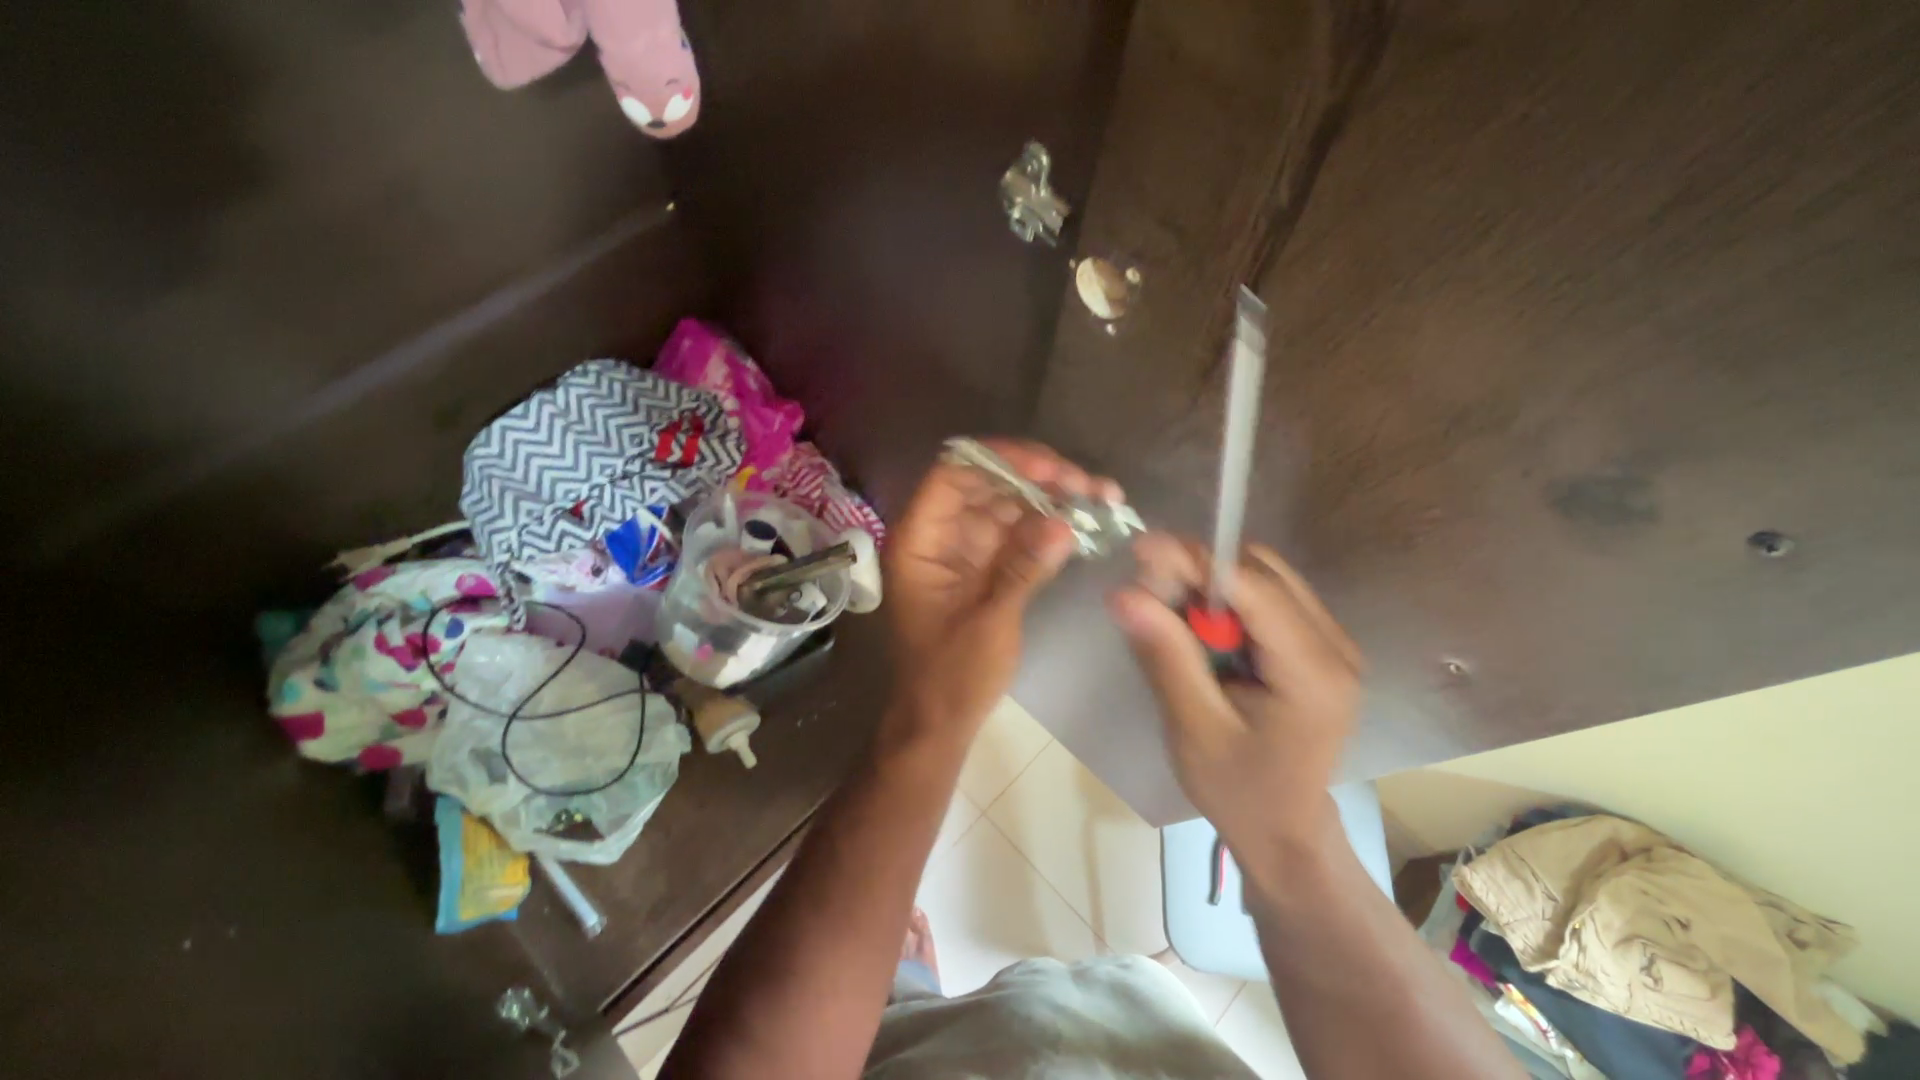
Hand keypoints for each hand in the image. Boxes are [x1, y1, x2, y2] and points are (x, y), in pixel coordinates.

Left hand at [883, 439, 1120, 737]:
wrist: (940, 721)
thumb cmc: (951, 676)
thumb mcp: (989, 623)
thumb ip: (1023, 570)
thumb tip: (1064, 525)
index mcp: (921, 540)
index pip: (954, 474)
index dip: (1001, 461)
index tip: (1051, 469)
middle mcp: (941, 534)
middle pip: (987, 482)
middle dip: (1037, 476)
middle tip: (1088, 485)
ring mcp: (966, 549)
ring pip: (1008, 504)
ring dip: (1051, 497)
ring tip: (1100, 496)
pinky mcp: (988, 566)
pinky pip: (1019, 533)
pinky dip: (1049, 525)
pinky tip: (1085, 521)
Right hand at [1107, 533, 1362, 861]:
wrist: (1284, 829)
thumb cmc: (1238, 790)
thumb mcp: (1193, 728)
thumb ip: (1166, 657)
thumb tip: (1123, 593)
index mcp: (1313, 672)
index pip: (1253, 587)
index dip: (1196, 561)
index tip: (1139, 551)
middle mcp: (1335, 645)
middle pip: (1262, 571)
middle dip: (1200, 571)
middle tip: (1148, 595)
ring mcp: (1332, 643)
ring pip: (1264, 578)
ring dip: (1210, 585)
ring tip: (1168, 616)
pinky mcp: (1319, 647)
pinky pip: (1268, 598)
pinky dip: (1226, 602)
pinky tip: (1198, 632)